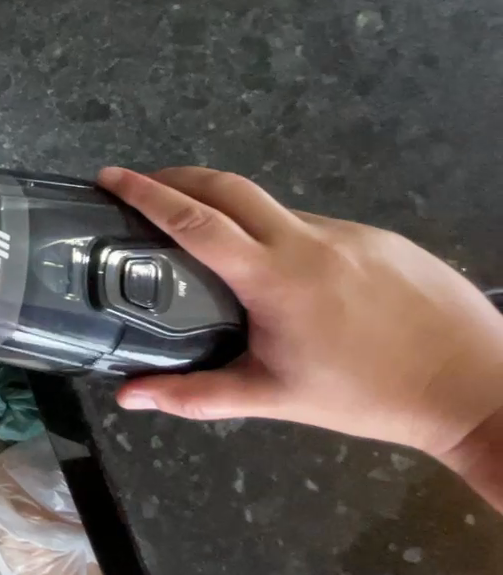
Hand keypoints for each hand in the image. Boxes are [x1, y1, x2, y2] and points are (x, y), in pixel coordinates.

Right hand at [99, 166, 502, 461]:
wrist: (496, 394)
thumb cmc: (373, 396)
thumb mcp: (277, 397)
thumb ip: (197, 394)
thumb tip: (128, 398)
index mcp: (274, 277)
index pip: (193, 219)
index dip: (145, 193)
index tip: (109, 177)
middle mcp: (308, 242)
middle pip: (226, 187)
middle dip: (176, 178)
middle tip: (142, 186)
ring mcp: (350, 235)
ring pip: (270, 206)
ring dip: (227, 208)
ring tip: (209, 235)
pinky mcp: (383, 239)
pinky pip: (311, 223)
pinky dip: (276, 230)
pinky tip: (281, 264)